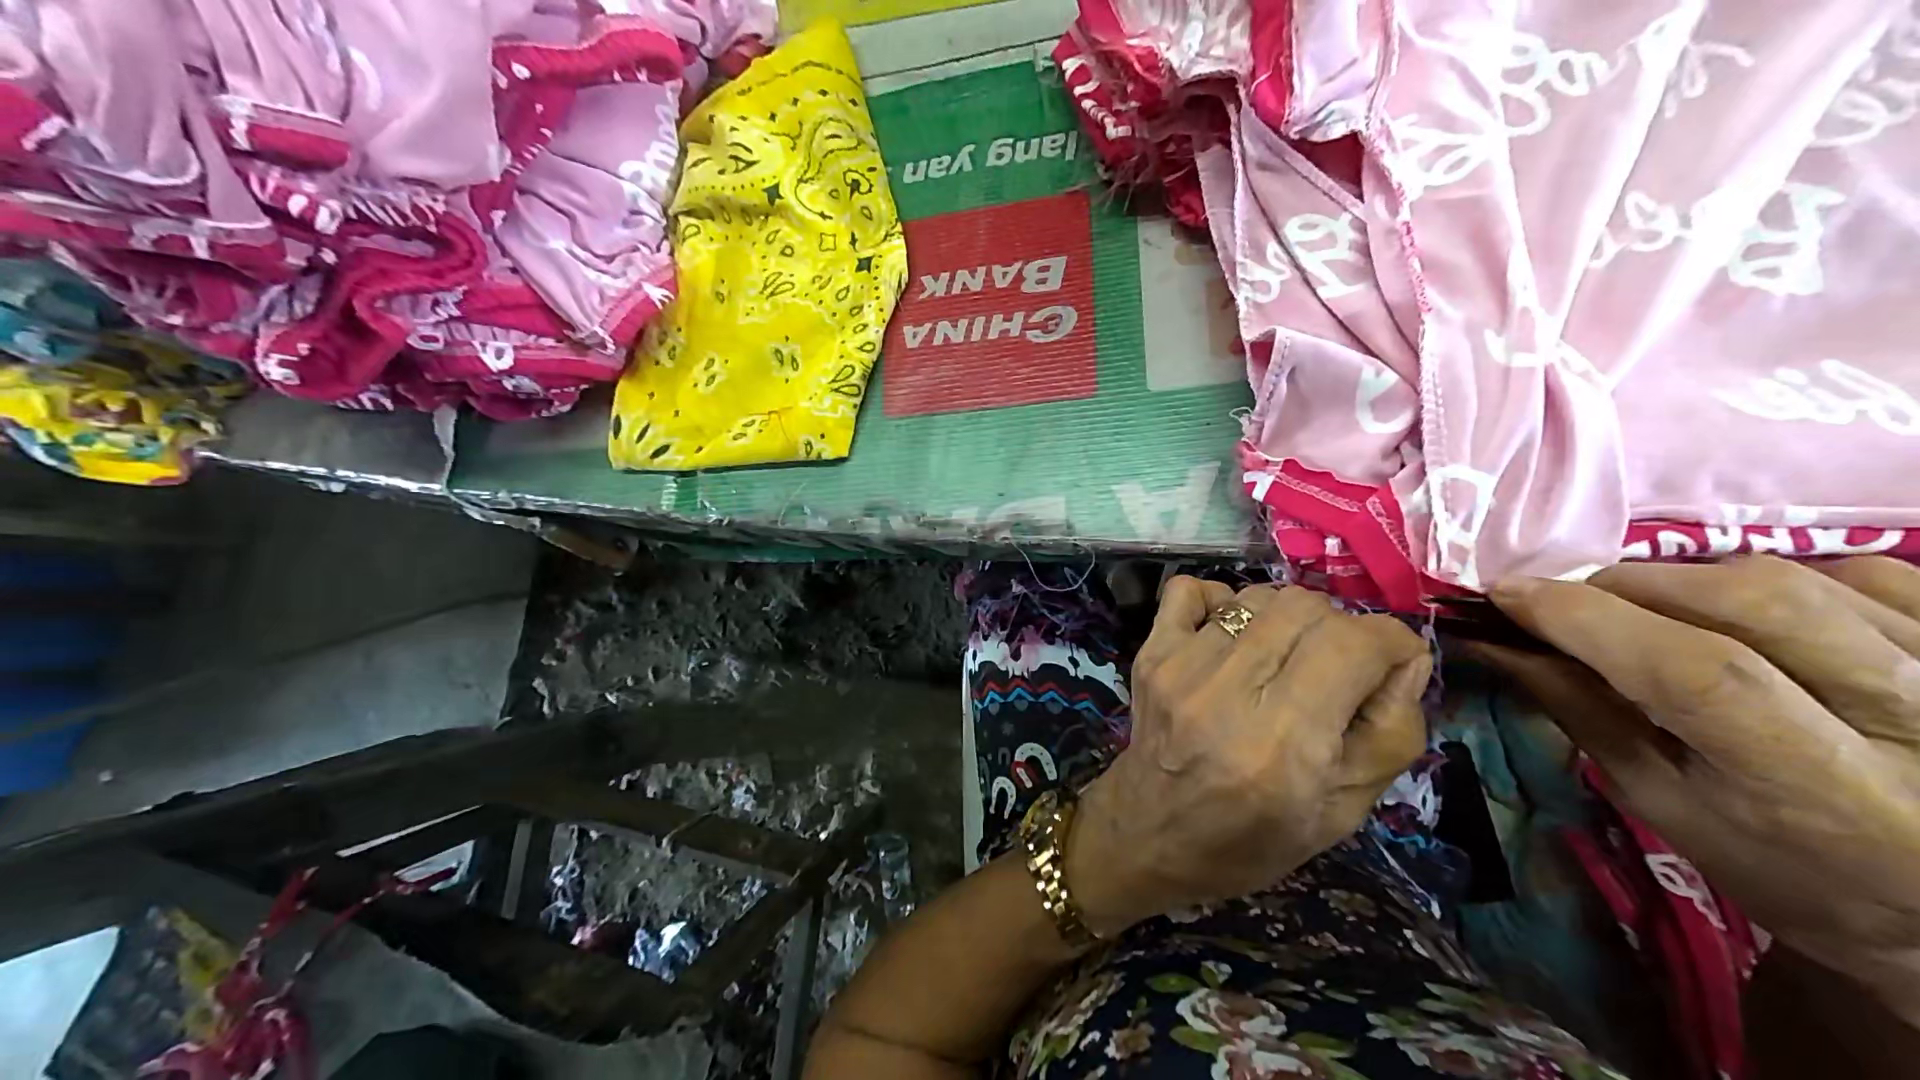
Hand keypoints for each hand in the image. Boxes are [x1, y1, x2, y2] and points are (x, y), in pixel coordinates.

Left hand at [1063, 577, 1431, 936]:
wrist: (1150, 834)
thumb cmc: (1251, 837)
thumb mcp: (1342, 811)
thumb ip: (1390, 733)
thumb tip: (1405, 658)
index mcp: (1281, 745)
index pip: (1353, 644)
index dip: (1392, 645)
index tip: (1390, 667)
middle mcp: (1226, 694)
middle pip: (1307, 608)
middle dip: (1341, 630)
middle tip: (1336, 670)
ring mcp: (1179, 666)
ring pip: (1258, 596)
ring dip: (1288, 619)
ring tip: (1284, 659)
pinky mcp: (1149, 653)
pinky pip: (1190, 590)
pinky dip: (1222, 601)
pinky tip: (1232, 637)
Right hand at [1478, 555, 1919, 1021]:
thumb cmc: (1786, 868)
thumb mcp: (1664, 804)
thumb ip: (1583, 712)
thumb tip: (1496, 641)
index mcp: (1828, 791)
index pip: (1696, 674)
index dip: (1587, 620)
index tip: (1507, 595)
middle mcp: (1919, 722)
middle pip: (1751, 602)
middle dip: (1626, 586)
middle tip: (1570, 604)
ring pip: (1795, 576)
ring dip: (1684, 580)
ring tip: (1649, 611)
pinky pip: (1859, 570)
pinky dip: (1772, 577)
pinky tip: (1746, 613)